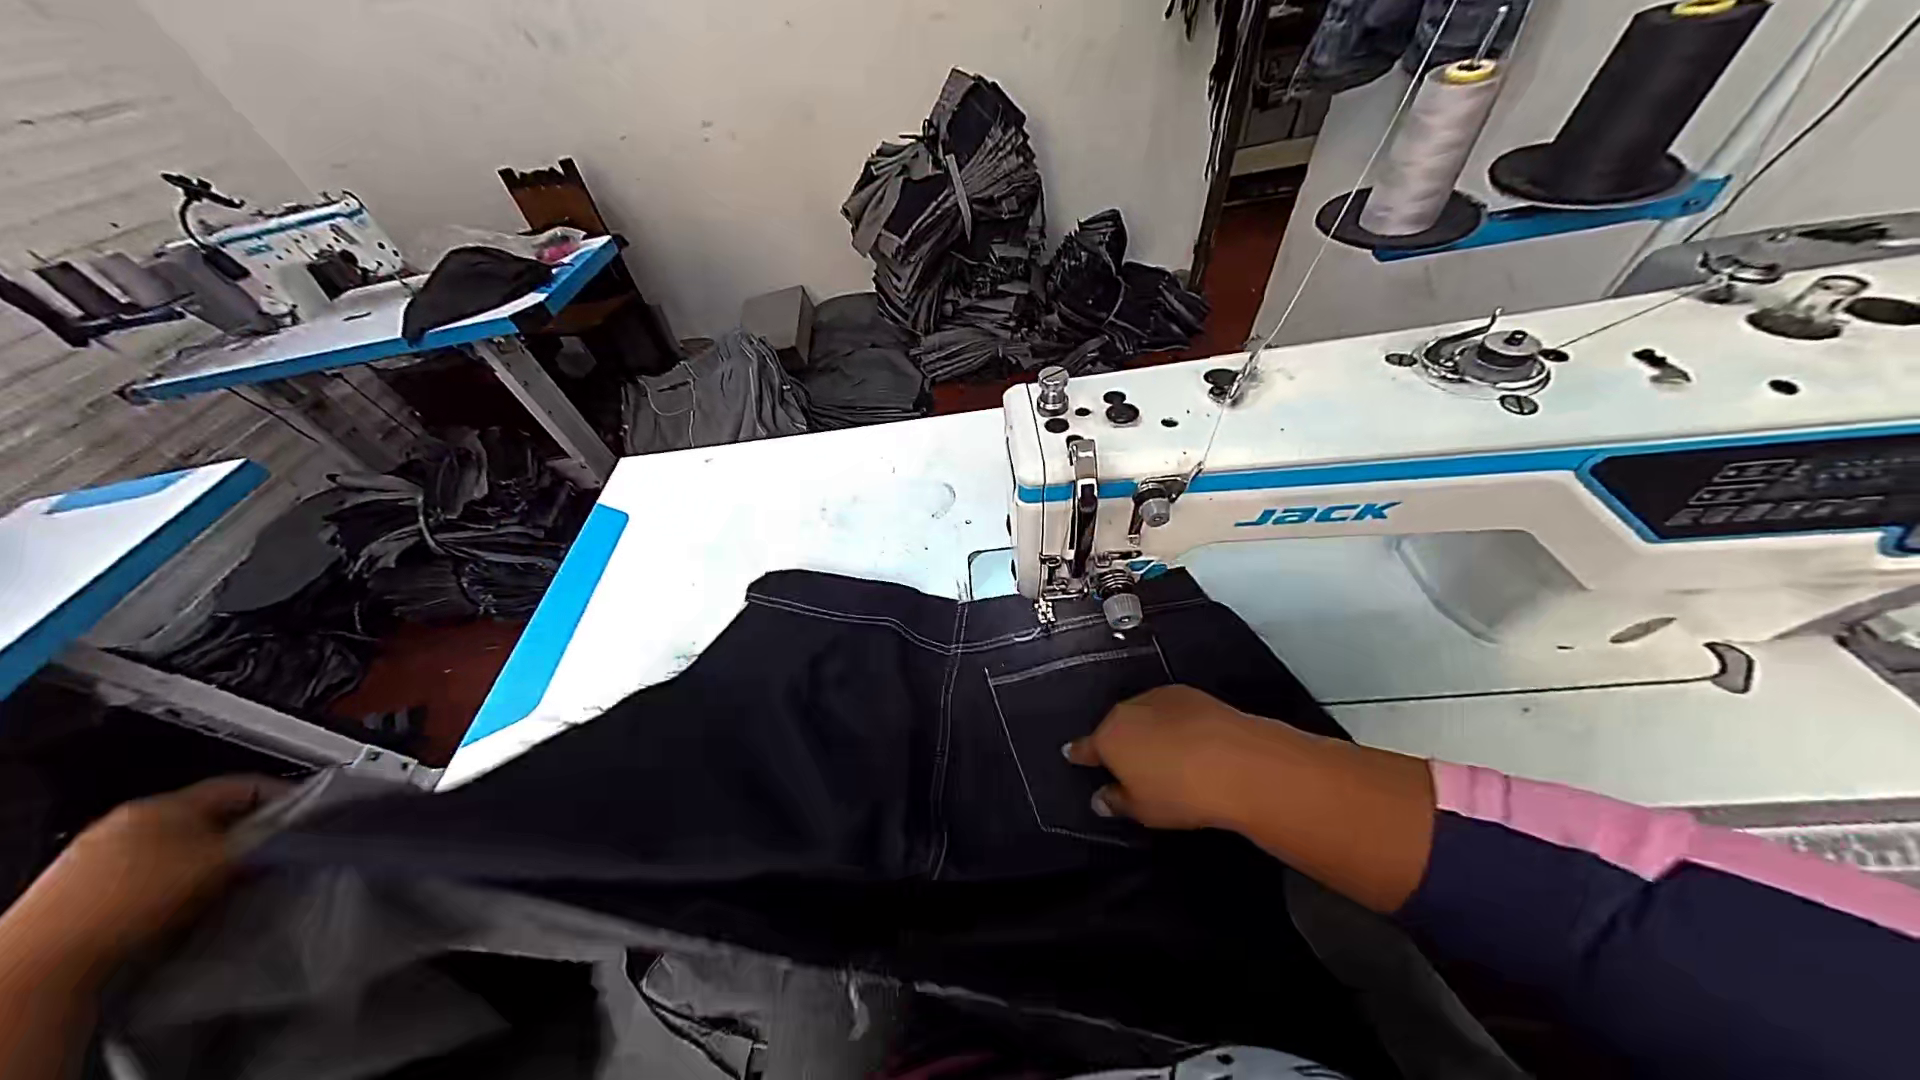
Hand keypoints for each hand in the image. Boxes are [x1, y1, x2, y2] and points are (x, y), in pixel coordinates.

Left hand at [0, 776, 285, 978]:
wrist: (44, 965)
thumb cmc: (130, 903)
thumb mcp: (221, 862)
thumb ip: (266, 837)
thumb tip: (295, 829)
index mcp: (161, 803)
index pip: (244, 785)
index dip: (283, 797)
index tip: (306, 815)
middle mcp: (127, 822)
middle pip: (212, 818)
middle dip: (242, 836)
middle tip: (266, 857)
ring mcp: (98, 857)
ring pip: (182, 849)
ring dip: (208, 865)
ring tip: (224, 888)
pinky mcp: (81, 892)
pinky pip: (151, 876)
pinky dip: (174, 888)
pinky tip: (180, 909)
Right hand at [1065, 684, 1312, 830]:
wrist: (1238, 762)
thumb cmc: (1182, 792)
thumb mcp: (1144, 811)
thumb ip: (1116, 801)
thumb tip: (1101, 798)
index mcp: (1109, 738)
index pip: (1086, 747)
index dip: (1080, 754)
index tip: (1073, 755)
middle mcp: (1127, 711)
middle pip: (1115, 728)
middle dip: (1120, 744)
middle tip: (1134, 768)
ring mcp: (1158, 698)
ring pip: (1142, 716)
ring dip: (1147, 731)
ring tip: (1166, 756)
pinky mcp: (1188, 693)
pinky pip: (1169, 709)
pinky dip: (1172, 721)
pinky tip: (1188, 740)